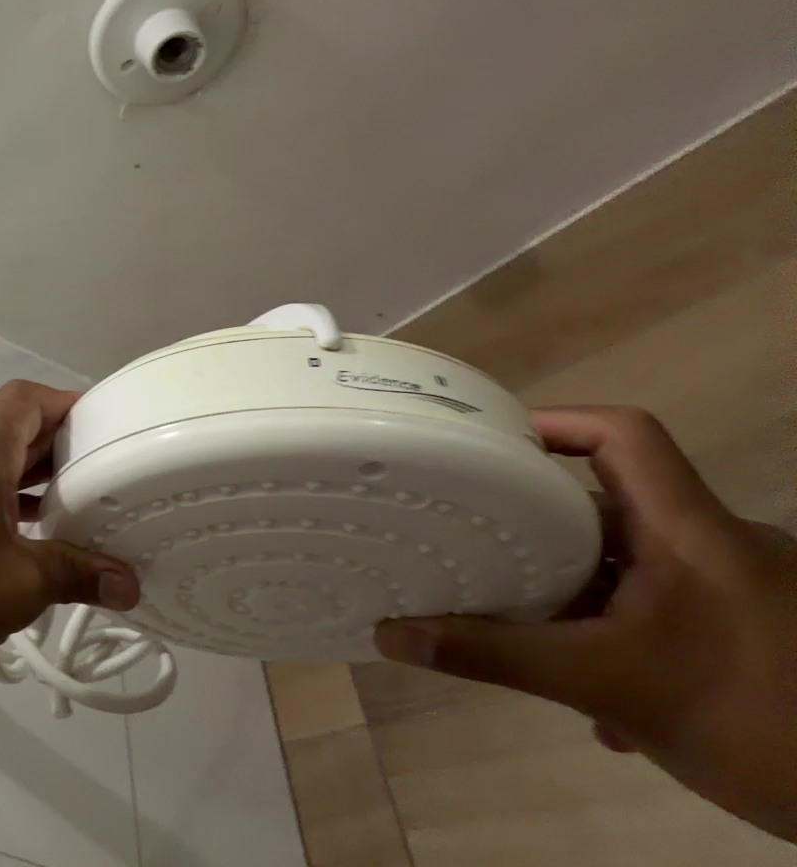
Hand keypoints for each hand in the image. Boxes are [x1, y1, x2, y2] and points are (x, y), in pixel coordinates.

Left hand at [0, 380, 141, 692]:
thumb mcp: (22, 585)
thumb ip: (78, 573)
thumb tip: (127, 585)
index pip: (23, 400)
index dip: (65, 404)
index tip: (100, 427)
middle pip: (3, 427)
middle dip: (50, 447)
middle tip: (96, 475)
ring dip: (20, 475)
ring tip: (66, 507)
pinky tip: (16, 533)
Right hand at [374, 406, 796, 841]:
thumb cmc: (752, 719)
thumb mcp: (605, 686)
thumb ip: (493, 654)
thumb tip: (390, 634)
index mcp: (691, 532)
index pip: (622, 435)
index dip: (551, 423)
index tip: (484, 447)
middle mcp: (718, 544)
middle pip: (609, 499)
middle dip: (536, 526)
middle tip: (473, 544)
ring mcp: (739, 588)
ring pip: (631, 561)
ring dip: (574, 591)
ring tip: (525, 630)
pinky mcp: (751, 629)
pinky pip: (663, 605)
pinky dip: (617, 630)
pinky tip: (600, 696)